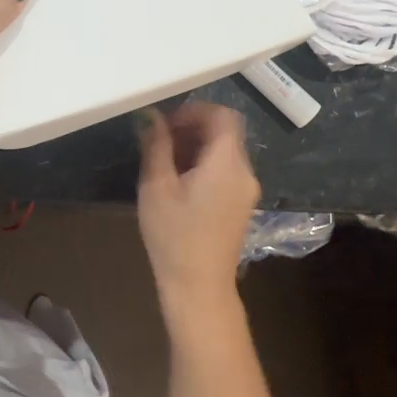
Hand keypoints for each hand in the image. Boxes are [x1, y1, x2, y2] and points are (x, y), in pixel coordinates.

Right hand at [136, 102, 260, 312]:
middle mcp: (244, 173)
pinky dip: (201, 163)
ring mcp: (244, 191)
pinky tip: (175, 179)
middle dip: (190, 126)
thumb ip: (156, 145)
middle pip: (224, 132)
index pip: (222, 116)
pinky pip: (223, 169)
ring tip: (161, 159)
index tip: (164, 121)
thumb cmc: (174, 234)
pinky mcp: (238, 205)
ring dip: (194, 145)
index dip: (193, 109)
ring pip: (223, 150)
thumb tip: (151, 116)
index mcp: (227, 164)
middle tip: (157, 138)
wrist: (198, 286)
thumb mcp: (156, 185)